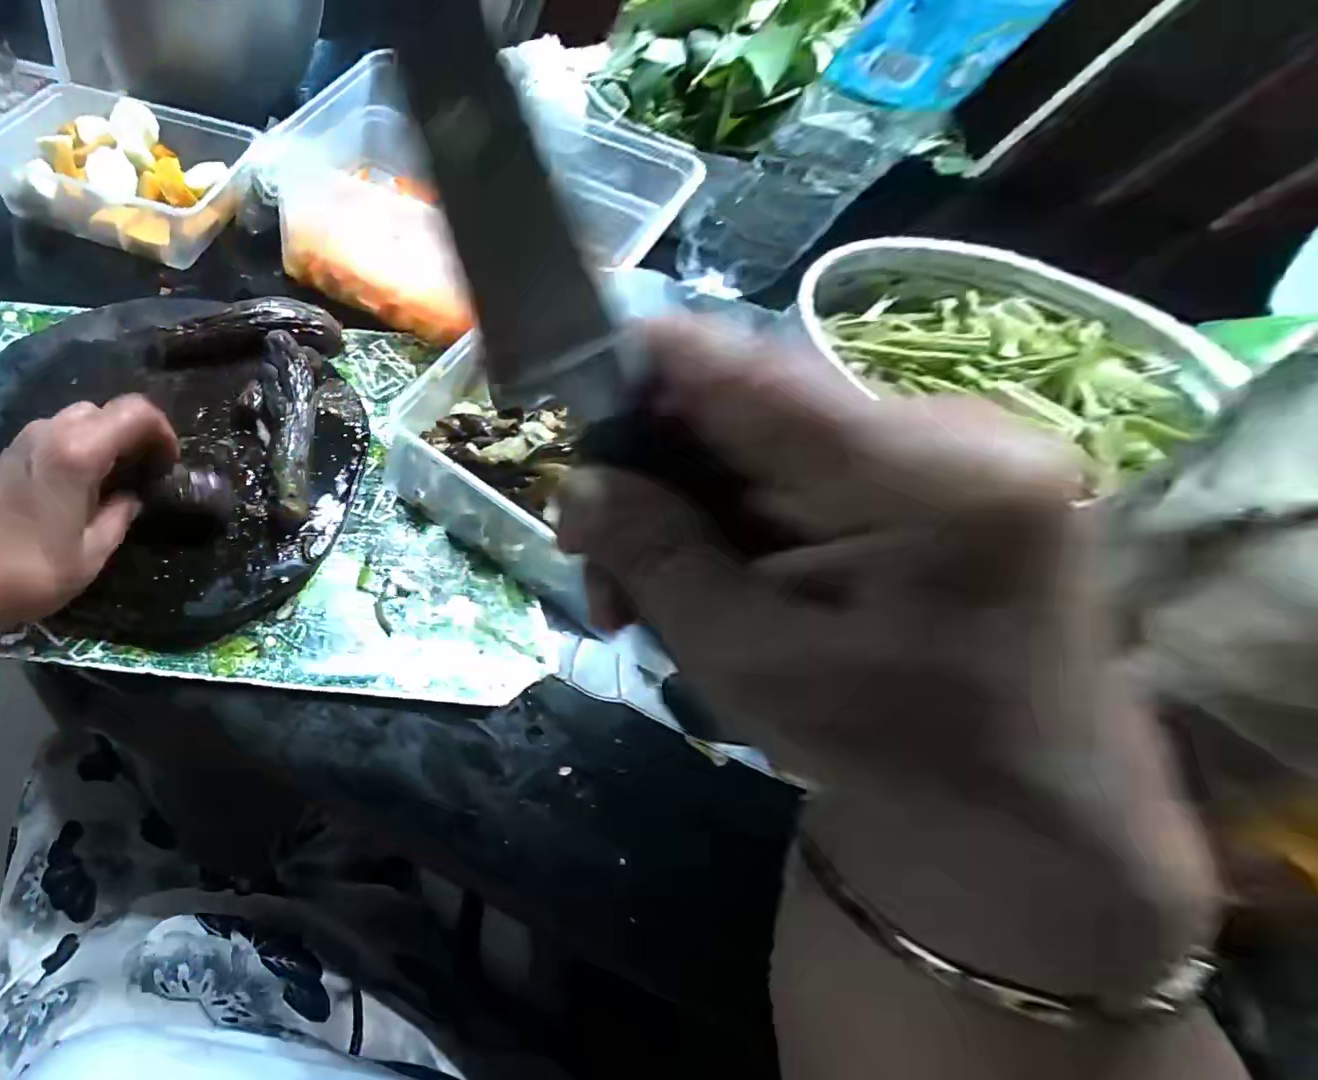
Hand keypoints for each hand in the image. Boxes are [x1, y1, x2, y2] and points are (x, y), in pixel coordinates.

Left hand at [0, 396, 177, 640]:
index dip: (162, 432)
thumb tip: (133, 497)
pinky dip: (86, 443)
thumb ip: (121, 514)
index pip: (135, 413)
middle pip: (109, 409)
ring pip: (84, 416)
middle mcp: (51, 432)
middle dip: (137, 434)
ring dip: (110, 438)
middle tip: (148, 471)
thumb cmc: (34, 572)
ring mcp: (28, 439)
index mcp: (77, 453)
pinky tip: (89, 481)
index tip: (169, 464)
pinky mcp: (14, 452)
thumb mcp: (94, 550)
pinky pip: (62, 430)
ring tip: (121, 477)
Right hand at [559, 317, 1099, 798]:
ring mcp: (937, 455)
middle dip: (644, 478)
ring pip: (747, 451)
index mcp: (927, 480)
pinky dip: (712, 524)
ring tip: (624, 593)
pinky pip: (779, 477)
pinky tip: (679, 581)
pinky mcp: (917, 482)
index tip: (569, 363)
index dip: (653, 361)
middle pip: (741, 415)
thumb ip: (654, 555)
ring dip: (669, 513)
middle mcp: (946, 437)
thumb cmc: (882, 744)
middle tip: (581, 547)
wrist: (1012, 806)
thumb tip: (576, 483)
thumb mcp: (740, 655)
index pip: (758, 377)